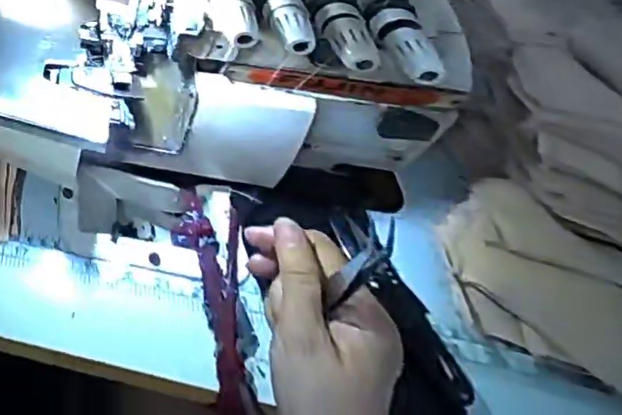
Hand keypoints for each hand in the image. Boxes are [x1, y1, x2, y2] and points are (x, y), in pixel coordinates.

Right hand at [244, 220, 401, 414]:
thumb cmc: (314, 397)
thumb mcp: (300, 333)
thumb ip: (295, 275)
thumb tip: (286, 223)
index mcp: (370, 314)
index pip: (327, 253)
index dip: (288, 240)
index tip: (251, 238)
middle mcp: (370, 319)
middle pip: (320, 270)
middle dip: (286, 272)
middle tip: (254, 271)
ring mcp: (358, 337)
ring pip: (312, 290)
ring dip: (286, 295)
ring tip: (275, 321)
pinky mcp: (344, 350)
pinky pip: (314, 314)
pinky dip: (293, 314)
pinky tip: (281, 326)